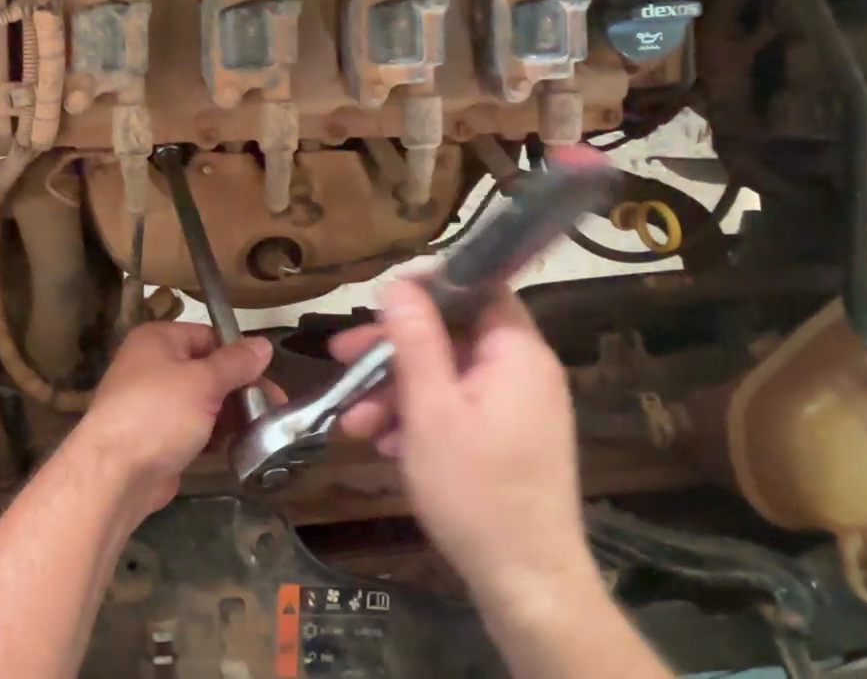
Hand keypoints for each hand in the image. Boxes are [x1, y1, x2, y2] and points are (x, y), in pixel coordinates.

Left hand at [70, 322, 272, 513]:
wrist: (114, 474)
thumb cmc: (159, 414)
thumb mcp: (203, 382)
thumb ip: (236, 363)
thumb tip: (264, 344)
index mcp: (157, 340)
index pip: (207, 336)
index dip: (237, 355)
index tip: (268, 376)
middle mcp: (151, 366)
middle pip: (206, 370)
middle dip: (239, 389)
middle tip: (273, 409)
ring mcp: (152, 403)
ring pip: (201, 402)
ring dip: (229, 415)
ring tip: (260, 430)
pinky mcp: (155, 437)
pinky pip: (192, 428)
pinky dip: (212, 435)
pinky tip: (234, 447)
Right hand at [329, 282, 596, 610]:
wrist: (525, 583)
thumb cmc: (475, 489)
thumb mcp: (431, 408)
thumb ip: (415, 339)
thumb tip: (398, 284)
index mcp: (517, 354)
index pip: (480, 288)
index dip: (430, 286)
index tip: (378, 299)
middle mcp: (523, 372)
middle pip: (451, 335)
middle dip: (393, 349)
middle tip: (341, 357)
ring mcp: (516, 408)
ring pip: (446, 376)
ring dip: (396, 391)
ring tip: (354, 422)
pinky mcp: (506, 439)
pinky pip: (457, 408)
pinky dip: (418, 418)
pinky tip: (384, 444)